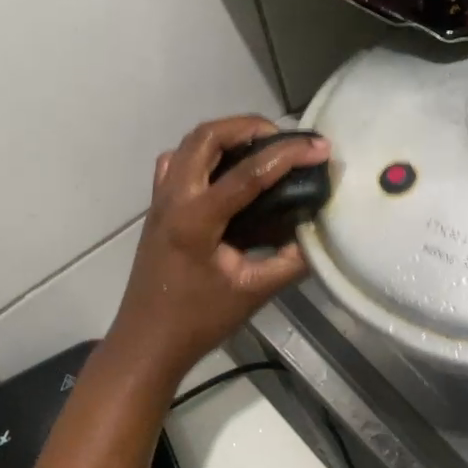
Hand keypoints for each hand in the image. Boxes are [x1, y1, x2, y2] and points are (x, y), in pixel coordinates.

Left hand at [107, 115, 330, 374]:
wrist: (147, 341)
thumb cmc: (198, 320)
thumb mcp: (253, 292)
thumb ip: (290, 261)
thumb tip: (317, 234)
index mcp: (196, 219)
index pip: (249, 172)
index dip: (289, 155)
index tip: (320, 148)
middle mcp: (174, 198)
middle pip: (206, 137)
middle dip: (248, 127)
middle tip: (282, 138)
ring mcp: (160, 200)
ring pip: (188, 144)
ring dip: (225, 135)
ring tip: (259, 147)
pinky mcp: (157, 207)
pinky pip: (176, 162)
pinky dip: (203, 153)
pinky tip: (225, 171)